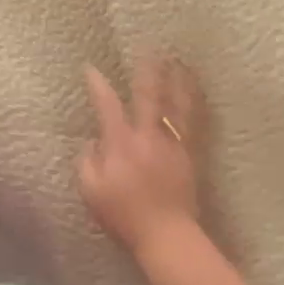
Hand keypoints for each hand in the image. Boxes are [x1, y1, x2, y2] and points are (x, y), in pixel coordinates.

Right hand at [80, 59, 206, 254]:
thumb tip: (92, 142)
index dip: (98, 85)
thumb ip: (87, 161)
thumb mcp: (90, 190)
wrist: (166, 235)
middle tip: (148, 48)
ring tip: (178, 61)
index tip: (91, 68)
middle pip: (149, 96)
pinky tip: (196, 94)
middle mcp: (148, 137)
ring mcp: (173, 145)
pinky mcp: (190, 156)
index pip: (107, 105)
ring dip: (177, 80)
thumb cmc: (124, 215)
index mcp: (121, 143)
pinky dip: (195, 105)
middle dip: (147, 70)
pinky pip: (193, 124)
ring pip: (177, 105)